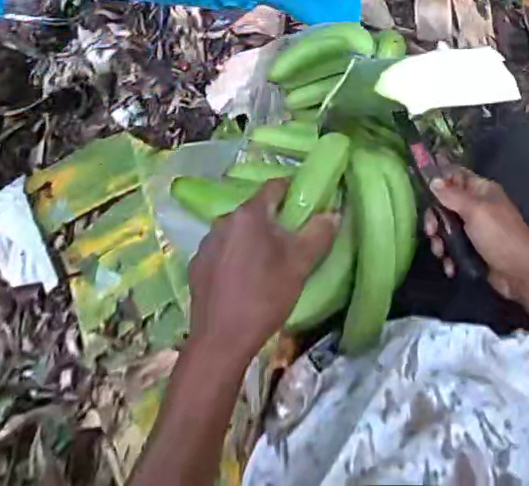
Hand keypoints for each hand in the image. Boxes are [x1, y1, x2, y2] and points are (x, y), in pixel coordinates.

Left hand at [185, 179, 336, 362]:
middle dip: (274, 220)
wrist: (220, 342)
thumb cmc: (264, 296)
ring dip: (252, 239)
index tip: (306, 204)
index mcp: (249, 214)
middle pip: (255, 210)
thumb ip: (319, 233)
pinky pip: (221, 251)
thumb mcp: (300, 264)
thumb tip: (332, 213)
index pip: (275, 186)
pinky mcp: (196, 266)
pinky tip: (242, 280)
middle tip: (291, 240)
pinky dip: (234, 257)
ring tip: (266, 263)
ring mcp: (206, 243)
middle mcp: (224, 221)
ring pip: (237, 231)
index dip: (293, 191)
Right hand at [426, 168, 528, 302]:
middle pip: (445, 204)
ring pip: (446, 227)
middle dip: (435, 219)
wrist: (521, 274)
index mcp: (481, 190)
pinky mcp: (472, 249)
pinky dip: (449, 256)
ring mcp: (474, 229)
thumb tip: (433, 180)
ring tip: (441, 253)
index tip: (423, 191)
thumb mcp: (475, 211)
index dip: (439, 182)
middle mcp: (476, 206)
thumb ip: (452, 195)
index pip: (455, 176)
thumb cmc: (500, 236)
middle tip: (432, 231)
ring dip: (440, 240)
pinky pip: (452, 247)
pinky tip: (450, 266)